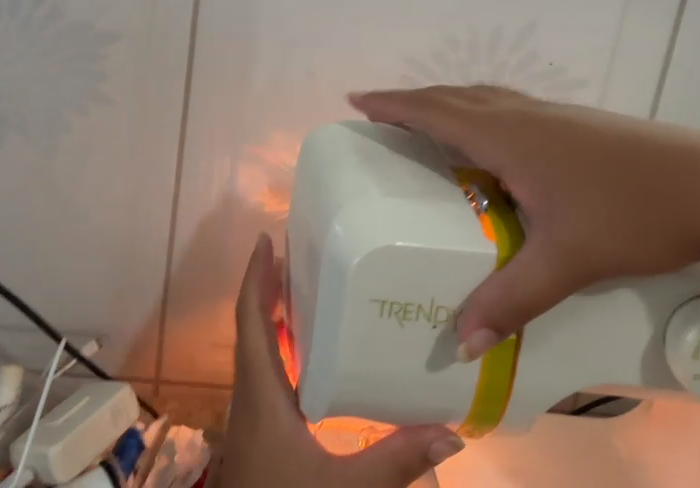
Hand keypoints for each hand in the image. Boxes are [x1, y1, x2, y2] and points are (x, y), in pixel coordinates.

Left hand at [214, 234, 463, 487]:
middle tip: (299, 257)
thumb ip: (396, 460)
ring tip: (310, 296)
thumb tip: (452, 432)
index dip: (255, 277)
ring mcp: (249, 419)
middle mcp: (248, 397)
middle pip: (252, 330)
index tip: (264, 239)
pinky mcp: (258, 439)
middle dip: (269, 291)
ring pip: (257, 355)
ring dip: (274, 322)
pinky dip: (282, 356)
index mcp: (259, 393)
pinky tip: (312, 365)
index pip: (249, 319)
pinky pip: (266, 379)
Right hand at [349, 85, 699, 360]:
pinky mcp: (576, 124)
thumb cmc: (634, 214)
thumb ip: (511, 300)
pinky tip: (492, 141)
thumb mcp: (567, 261)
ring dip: (446, 102)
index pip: (433, 111)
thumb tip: (460, 343)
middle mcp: (523, 115)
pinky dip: (478, 111)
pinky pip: (507, 106)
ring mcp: (553, 116)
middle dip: (411, 101)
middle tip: (378, 114)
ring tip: (424, 122)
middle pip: (453, 96)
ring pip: (483, 97)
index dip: (391, 104)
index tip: (354, 99)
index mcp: (507, 135)